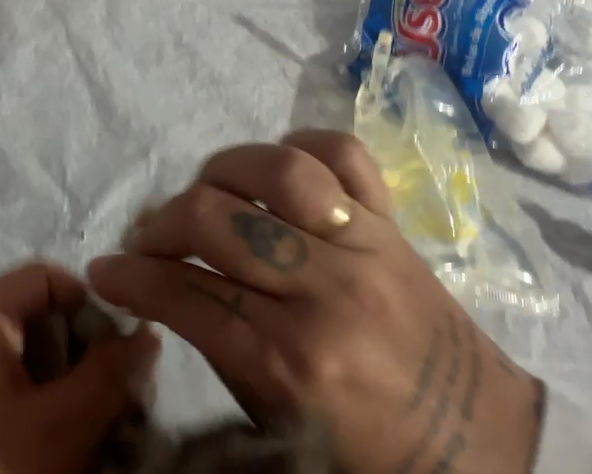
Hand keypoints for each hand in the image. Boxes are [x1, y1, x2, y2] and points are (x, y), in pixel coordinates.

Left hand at [0, 262, 160, 473]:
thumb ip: (110, 374)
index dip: (89, 302)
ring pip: (23, 356)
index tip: (124, 346)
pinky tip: (67, 440)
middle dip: (82, 349)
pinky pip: (5, 385)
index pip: (43, 278)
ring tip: (100, 421)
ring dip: (67, 381)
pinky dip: (40, 401)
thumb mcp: (64, 423)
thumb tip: (148, 335)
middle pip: (33, 316)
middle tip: (119, 391)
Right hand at [88, 131, 544, 473]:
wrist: (487, 447)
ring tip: (205, 197)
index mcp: (293, 361)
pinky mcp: (395, 225)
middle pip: (215, 219)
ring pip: (274, 171)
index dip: (130, 278)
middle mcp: (327, 293)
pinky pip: (344, 154)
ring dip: (219, 174)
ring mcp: (367, 247)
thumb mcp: (277, 421)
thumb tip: (155, 292)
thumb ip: (214, 349)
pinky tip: (277, 172)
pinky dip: (301, 148)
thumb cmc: (371, 451)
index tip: (104, 271)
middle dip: (160, 225)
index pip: (184, 295)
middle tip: (149, 241)